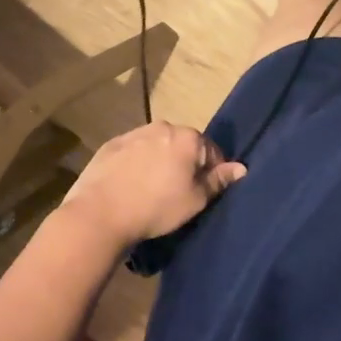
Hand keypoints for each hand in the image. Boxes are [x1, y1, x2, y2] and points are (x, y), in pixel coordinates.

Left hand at [56, 122, 246, 251]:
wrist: (100, 213)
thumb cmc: (156, 208)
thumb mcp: (195, 200)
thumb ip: (219, 180)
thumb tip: (241, 168)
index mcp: (188, 138)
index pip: (211, 151)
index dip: (211, 172)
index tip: (202, 192)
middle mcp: (163, 127)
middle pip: (183, 144)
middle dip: (185, 163)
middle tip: (177, 191)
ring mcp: (134, 133)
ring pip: (157, 145)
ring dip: (160, 160)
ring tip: (152, 188)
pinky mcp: (111, 144)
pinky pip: (134, 151)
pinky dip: (137, 163)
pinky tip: (130, 184)